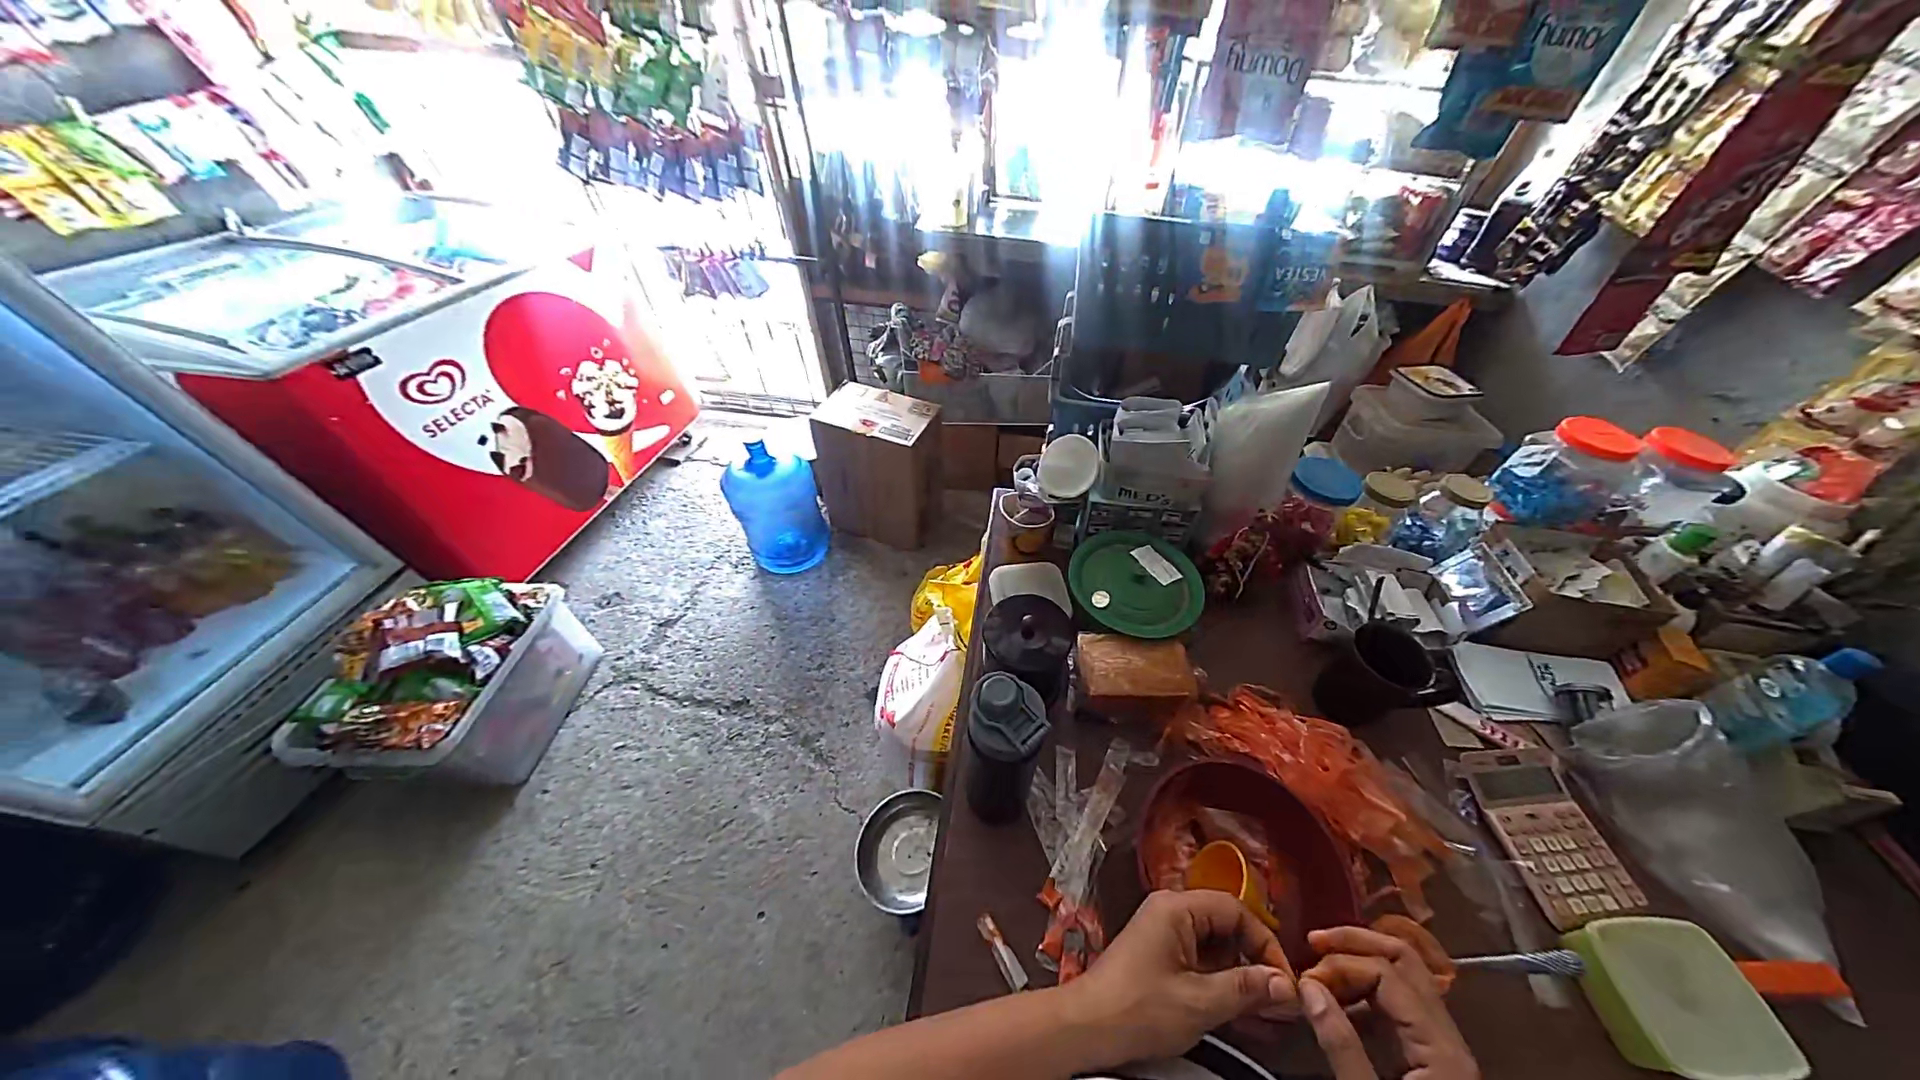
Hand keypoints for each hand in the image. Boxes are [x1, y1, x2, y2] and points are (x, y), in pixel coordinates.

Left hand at [1064, 889, 1298, 1066]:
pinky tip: (1239, 1007)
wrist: (1089, 1025)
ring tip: (1266, 1009)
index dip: (1266, 943)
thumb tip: (1287, 985)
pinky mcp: (1160, 952)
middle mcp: (1169, 911)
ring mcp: (1163, 931)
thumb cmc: (1139, 1008)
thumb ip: (1246, 989)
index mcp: (1176, 908)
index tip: (1286, 981)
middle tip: (1281, 999)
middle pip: (1226, 924)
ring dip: (1241, 973)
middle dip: (1255, 960)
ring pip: (1215, 943)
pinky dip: (1221, 979)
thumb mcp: (1200, 1002)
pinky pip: (1200, 957)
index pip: (1235, 910)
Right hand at [1298, 927, 1479, 1079]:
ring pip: (1406, 976)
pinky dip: (1367, 989)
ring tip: (1321, 969)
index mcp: (1441, 1049)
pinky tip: (1339, 1001)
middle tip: (1312, 942)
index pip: (1387, 973)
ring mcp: (1444, 1045)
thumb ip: (1340, 1045)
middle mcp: (1449, 1037)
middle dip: (1355, 943)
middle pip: (1406, 960)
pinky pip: (1401, 1004)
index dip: (1342, 966)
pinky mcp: (1432, 1057)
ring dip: (1361, 961)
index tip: (1306, 981)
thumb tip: (1308, 987)